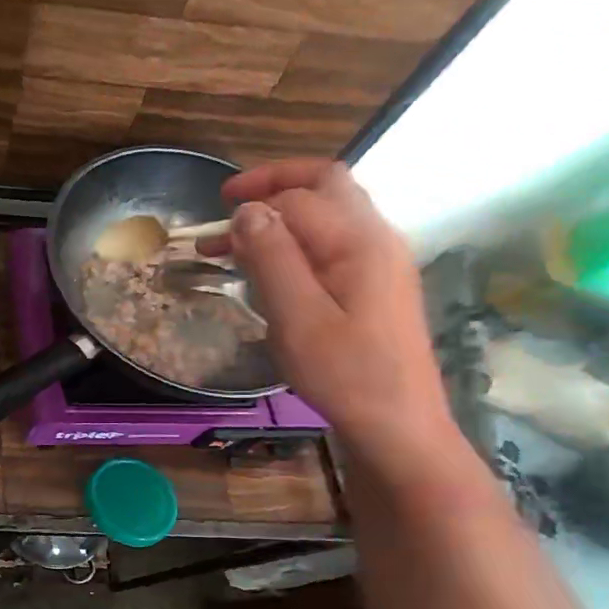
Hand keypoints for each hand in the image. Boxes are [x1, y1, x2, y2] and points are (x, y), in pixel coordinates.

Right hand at [202, 160, 459, 468]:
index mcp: (358, 241)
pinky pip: (336, 241)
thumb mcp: (297, 318)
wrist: (397, 423)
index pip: (300, 197)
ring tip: (241, 242)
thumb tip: (249, 209)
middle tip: (230, 204)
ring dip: (285, 214)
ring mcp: (382, 261)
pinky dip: (300, 240)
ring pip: (332, 213)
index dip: (253, 202)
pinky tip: (276, 270)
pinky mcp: (378, 285)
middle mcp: (377, 238)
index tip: (211, 228)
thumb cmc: (344, 374)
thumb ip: (273, 258)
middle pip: (327, 186)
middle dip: (275, 186)